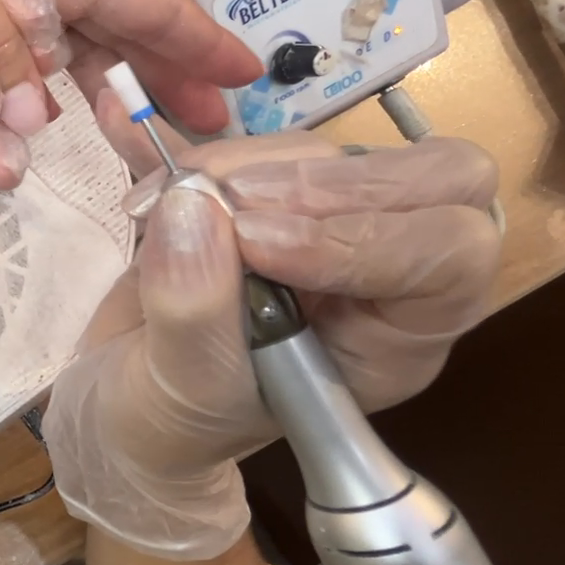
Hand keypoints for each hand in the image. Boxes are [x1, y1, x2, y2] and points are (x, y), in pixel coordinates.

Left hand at [0, 0, 262, 212]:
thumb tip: (37, 119)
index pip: (140, 1)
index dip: (191, 45)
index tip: (241, 83)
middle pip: (112, 32)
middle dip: (157, 80)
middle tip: (197, 132)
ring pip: (54, 54)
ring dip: (84, 100)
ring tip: (124, 142)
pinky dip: (15, 97)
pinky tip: (23, 125)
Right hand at [41, 106, 502, 558]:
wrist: (122, 400)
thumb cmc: (166, 419)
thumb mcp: (182, 389)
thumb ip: (193, 310)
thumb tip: (190, 204)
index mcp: (390, 339)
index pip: (442, 256)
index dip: (354, 235)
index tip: (246, 242)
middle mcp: (377, 273)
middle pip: (427, 180)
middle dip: (313, 181)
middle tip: (214, 203)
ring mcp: (319, 228)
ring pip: (327, 152)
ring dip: (236, 165)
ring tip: (153, 205)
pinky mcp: (257, 202)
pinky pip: (251, 149)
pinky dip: (193, 145)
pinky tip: (139, 154)